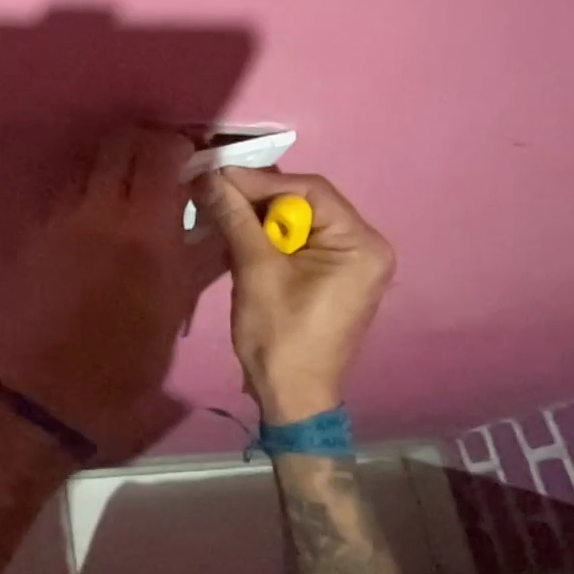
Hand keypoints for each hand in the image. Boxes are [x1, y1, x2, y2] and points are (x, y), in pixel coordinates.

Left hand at [3, 127, 212, 458]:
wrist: (60, 388)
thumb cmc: (133, 354)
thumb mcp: (180, 303)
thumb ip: (204, 250)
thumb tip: (221, 214)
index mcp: (145, 225)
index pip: (161, 150)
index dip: (178, 143)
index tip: (190, 158)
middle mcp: (100, 209)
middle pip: (119, 140)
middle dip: (144, 142)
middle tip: (160, 165)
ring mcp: (63, 218)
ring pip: (88, 161)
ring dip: (112, 162)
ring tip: (127, 188)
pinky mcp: (38, 233)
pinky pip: (65, 191)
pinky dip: (86, 188)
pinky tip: (97, 215)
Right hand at [196, 167, 394, 422]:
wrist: (292, 397)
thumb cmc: (279, 336)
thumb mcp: (255, 271)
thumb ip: (236, 218)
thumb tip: (209, 177)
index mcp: (360, 244)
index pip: (309, 191)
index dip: (260, 181)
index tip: (216, 176)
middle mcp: (365, 246)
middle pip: (305, 203)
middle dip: (257, 199)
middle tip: (213, 192)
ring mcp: (351, 262)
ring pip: (298, 222)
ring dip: (258, 218)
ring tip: (219, 211)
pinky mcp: (333, 276)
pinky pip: (299, 242)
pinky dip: (268, 238)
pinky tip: (237, 236)